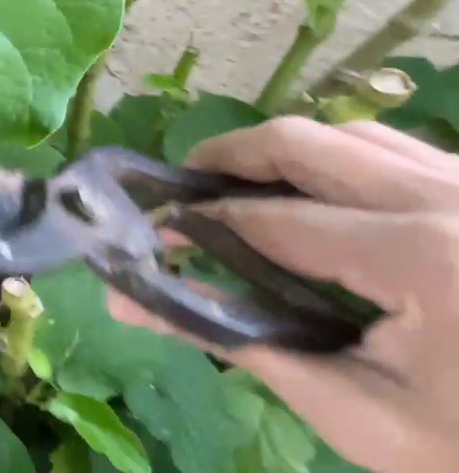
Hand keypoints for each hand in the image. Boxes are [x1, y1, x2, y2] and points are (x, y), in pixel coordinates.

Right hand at [109, 117, 458, 472]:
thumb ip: (234, 342)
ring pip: (359, 138)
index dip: (196, 224)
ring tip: (250, 192)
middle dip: (227, 159)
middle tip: (184, 192)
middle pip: (304, 144)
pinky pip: (411, 155)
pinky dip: (351, 165)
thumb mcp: (357, 410)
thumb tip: (122, 302)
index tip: (150, 234)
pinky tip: (331, 206)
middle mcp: (456, 203)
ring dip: (291, 157)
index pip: (268, 218)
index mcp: (422, 256)